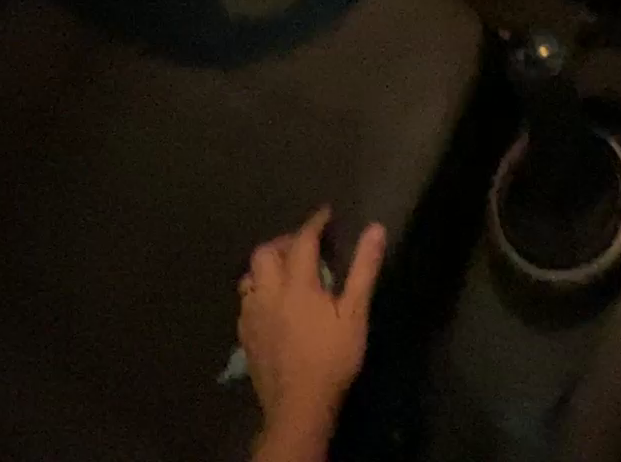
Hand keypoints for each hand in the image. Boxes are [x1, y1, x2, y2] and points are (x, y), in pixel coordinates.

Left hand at [237, 208, 386, 447]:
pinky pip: (246, 300)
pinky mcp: (246, 338)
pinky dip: (260, 288)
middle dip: (285, 241)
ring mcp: (252, 317)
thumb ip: (364, 268)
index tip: (327, 213)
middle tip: (307, 242)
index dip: (315, 223)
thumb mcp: (355, 312)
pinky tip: (275, 301)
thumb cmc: (332, 356)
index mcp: (296, 285)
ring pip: (250, 277)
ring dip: (268, 265)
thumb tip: (375, 228)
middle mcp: (268, 294)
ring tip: (288, 269)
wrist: (298, 408)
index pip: (302, 241)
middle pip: (265, 253)